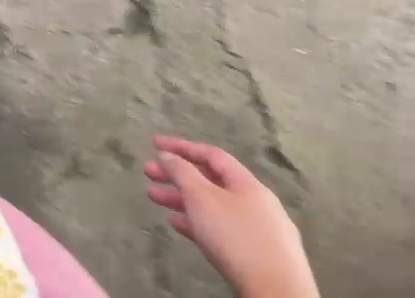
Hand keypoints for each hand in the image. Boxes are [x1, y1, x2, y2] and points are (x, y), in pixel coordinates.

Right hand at [144, 135, 318, 297]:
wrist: (277, 292)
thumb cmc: (235, 236)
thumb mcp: (201, 197)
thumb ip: (181, 172)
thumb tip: (169, 156)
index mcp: (249, 186)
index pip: (213, 156)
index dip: (182, 146)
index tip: (153, 143)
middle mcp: (258, 204)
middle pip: (212, 181)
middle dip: (177, 174)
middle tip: (148, 173)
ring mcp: (261, 230)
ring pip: (214, 205)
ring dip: (182, 198)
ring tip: (154, 198)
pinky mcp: (259, 252)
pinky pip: (222, 227)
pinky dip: (198, 220)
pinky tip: (179, 225)